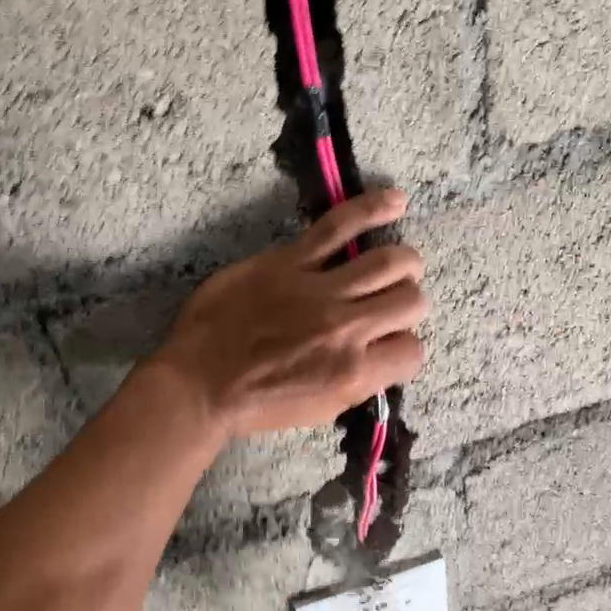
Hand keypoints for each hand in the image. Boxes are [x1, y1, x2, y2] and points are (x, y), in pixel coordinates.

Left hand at [150, 188, 426, 437]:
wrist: (199, 383)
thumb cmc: (255, 404)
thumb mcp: (318, 410)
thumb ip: (357, 382)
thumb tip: (377, 356)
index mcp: (352, 372)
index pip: (412, 351)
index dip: (403, 349)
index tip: (387, 347)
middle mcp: (346, 328)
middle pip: (410, 302)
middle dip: (408, 304)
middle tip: (390, 306)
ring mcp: (319, 290)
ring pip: (388, 262)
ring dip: (403, 264)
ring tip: (401, 265)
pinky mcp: (289, 261)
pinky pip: (339, 225)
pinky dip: (373, 207)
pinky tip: (395, 200)